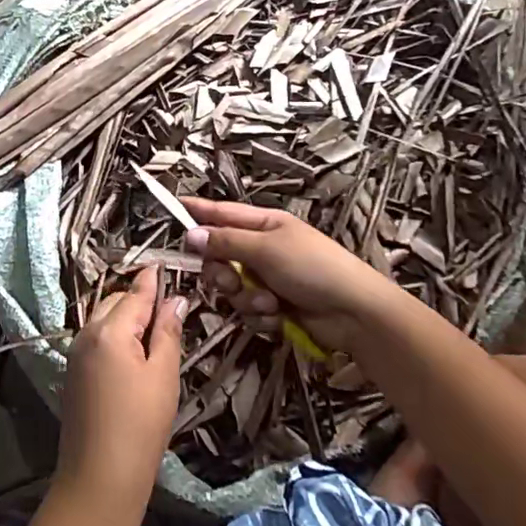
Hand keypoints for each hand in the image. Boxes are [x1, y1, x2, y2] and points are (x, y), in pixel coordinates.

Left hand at [58, 266, 186, 507]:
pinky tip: (133, 352)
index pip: (135, 294)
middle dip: (138, 299)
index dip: (152, 280)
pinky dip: (115, 336)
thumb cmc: (141, 425)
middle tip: (168, 303)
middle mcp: (86, 334)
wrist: (99, 477)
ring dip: (126, 317)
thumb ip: (167, 333)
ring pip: (103, 321)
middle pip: (115, 303)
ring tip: (154, 326)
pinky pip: (96, 341)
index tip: (163, 264)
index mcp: (109, 330)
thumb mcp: (163, 376)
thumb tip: (175, 300)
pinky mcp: (73, 374)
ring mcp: (75, 355)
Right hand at [180, 197, 397, 352]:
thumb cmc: (314, 268)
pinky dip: (259, 316)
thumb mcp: (266, 248)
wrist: (354, 313)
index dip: (196, 212)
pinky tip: (276, 317)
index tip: (171, 209)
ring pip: (232, 288)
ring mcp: (268, 279)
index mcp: (263, 224)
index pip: (220, 213)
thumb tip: (191, 234)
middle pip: (219, 256)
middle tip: (231, 280)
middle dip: (222, 272)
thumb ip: (225, 241)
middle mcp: (262, 249)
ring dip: (245, 298)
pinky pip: (247, 310)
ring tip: (268, 303)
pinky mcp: (273, 306)